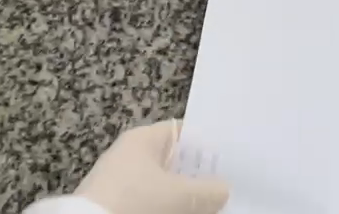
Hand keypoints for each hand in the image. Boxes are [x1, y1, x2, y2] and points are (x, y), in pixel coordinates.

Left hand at [76, 120, 229, 213]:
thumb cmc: (134, 203)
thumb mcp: (177, 196)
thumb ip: (207, 191)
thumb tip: (223, 189)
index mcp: (142, 138)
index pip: (181, 132)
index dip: (205, 146)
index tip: (226, 163)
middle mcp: (129, 155)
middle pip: (172, 164)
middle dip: (194, 179)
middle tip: (221, 191)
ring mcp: (118, 183)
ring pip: (159, 188)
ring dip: (179, 199)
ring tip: (205, 209)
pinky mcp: (112, 206)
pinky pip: (146, 203)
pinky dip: (162, 208)